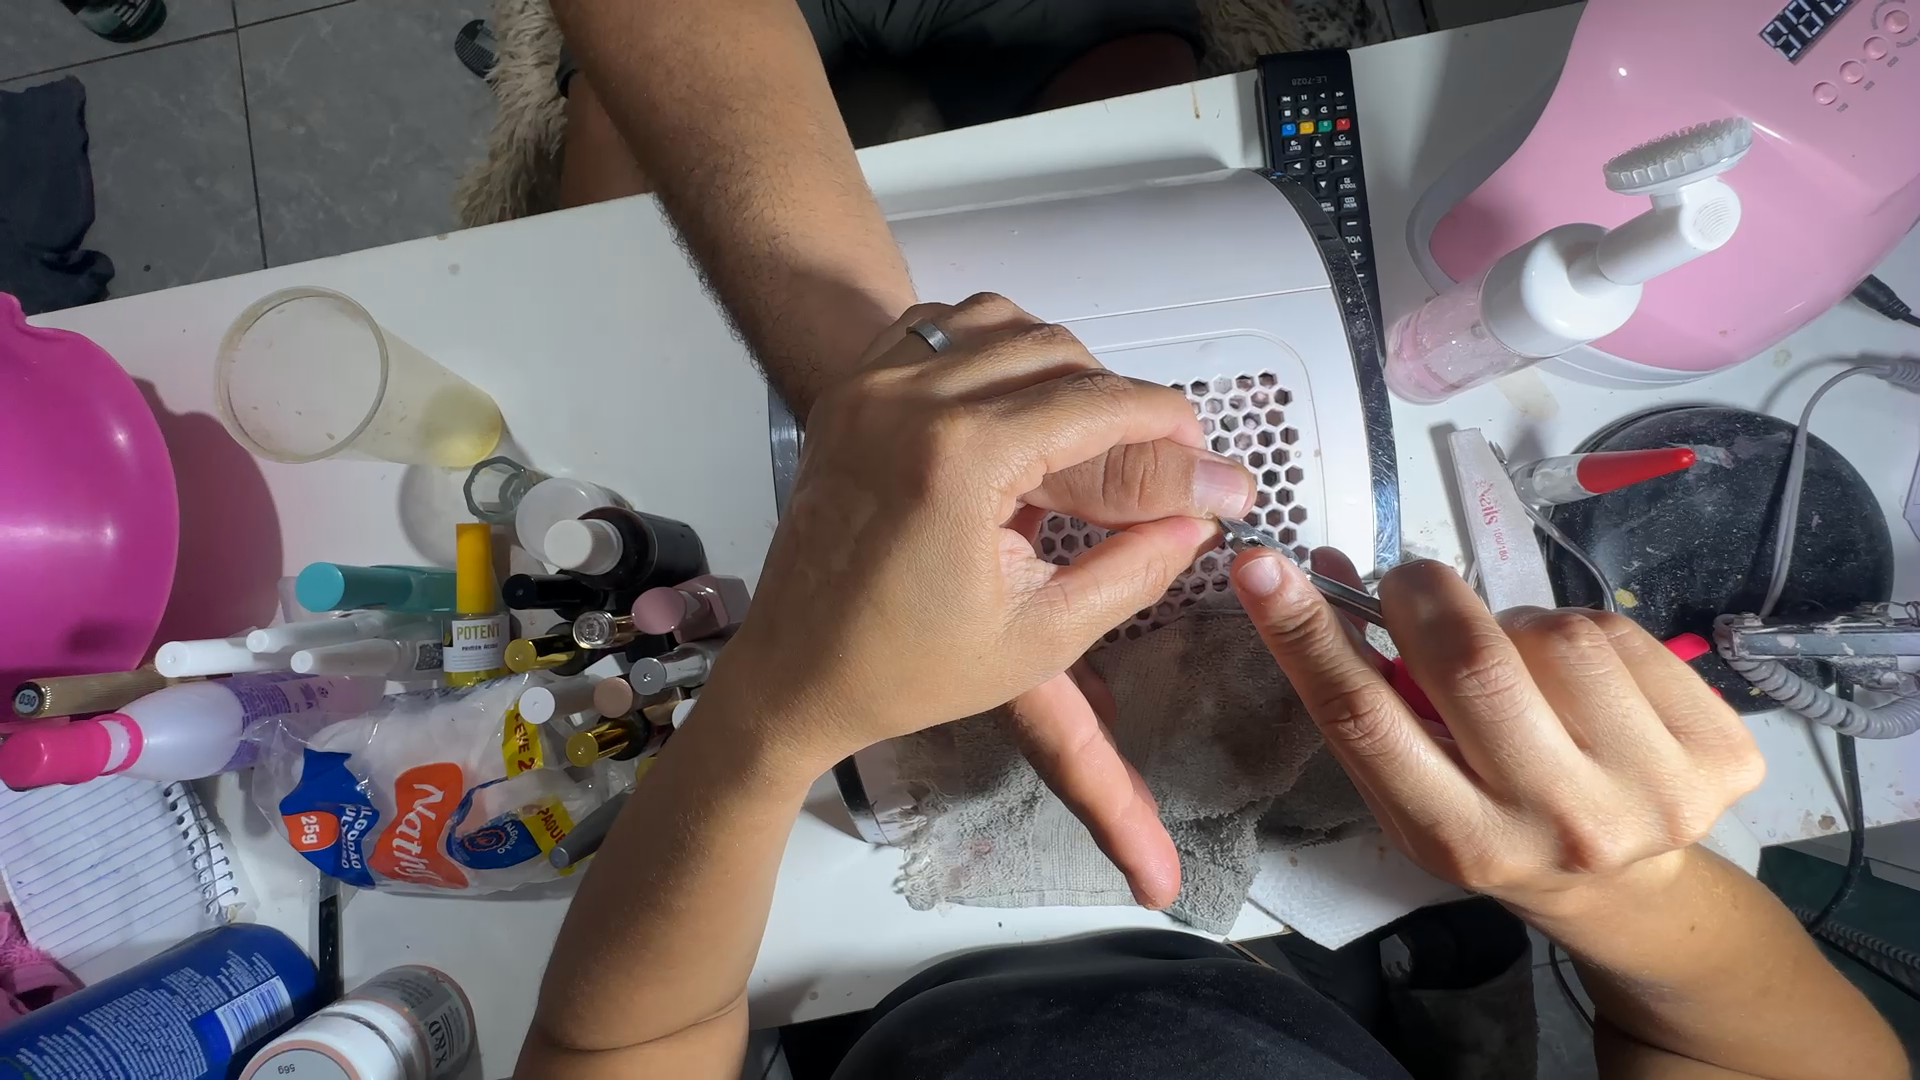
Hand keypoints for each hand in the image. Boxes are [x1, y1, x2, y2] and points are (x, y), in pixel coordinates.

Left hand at [715, 294, 1254, 906]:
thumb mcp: (1037, 638)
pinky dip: (989, 348)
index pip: (1097, 403)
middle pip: (1056, 352)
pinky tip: (1008, 400)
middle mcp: (911, 400)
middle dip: (1118, 397)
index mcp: (961, 462)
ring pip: (1001, 323)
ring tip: (1080, 428)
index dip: (1165, 419)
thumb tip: (1196, 520)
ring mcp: (872, 387)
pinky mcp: (851, 393)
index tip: (1196, 446)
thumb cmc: (904, 669)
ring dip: (1057, 365)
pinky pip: (939, 329)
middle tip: (1145, 452)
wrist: (793, 670)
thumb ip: (1131, 571)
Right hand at [1231, 551, 1765, 913]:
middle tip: (1410, 587)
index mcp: (1449, 832)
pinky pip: (1620, 632)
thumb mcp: (1398, 774)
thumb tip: (1311, 569)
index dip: (1304, 633)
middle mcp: (1551, 824)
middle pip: (1471, 664)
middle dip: (1424, 595)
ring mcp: (1653, 795)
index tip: (1260, 566)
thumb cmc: (1475, 815)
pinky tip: (1574, 675)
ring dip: (1509, 622)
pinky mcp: (1726, 757)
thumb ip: (1354, 683)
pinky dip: (1575, 630)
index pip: (1360, 716)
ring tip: (1509, 657)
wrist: (1617, 885)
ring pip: (1554, 635)